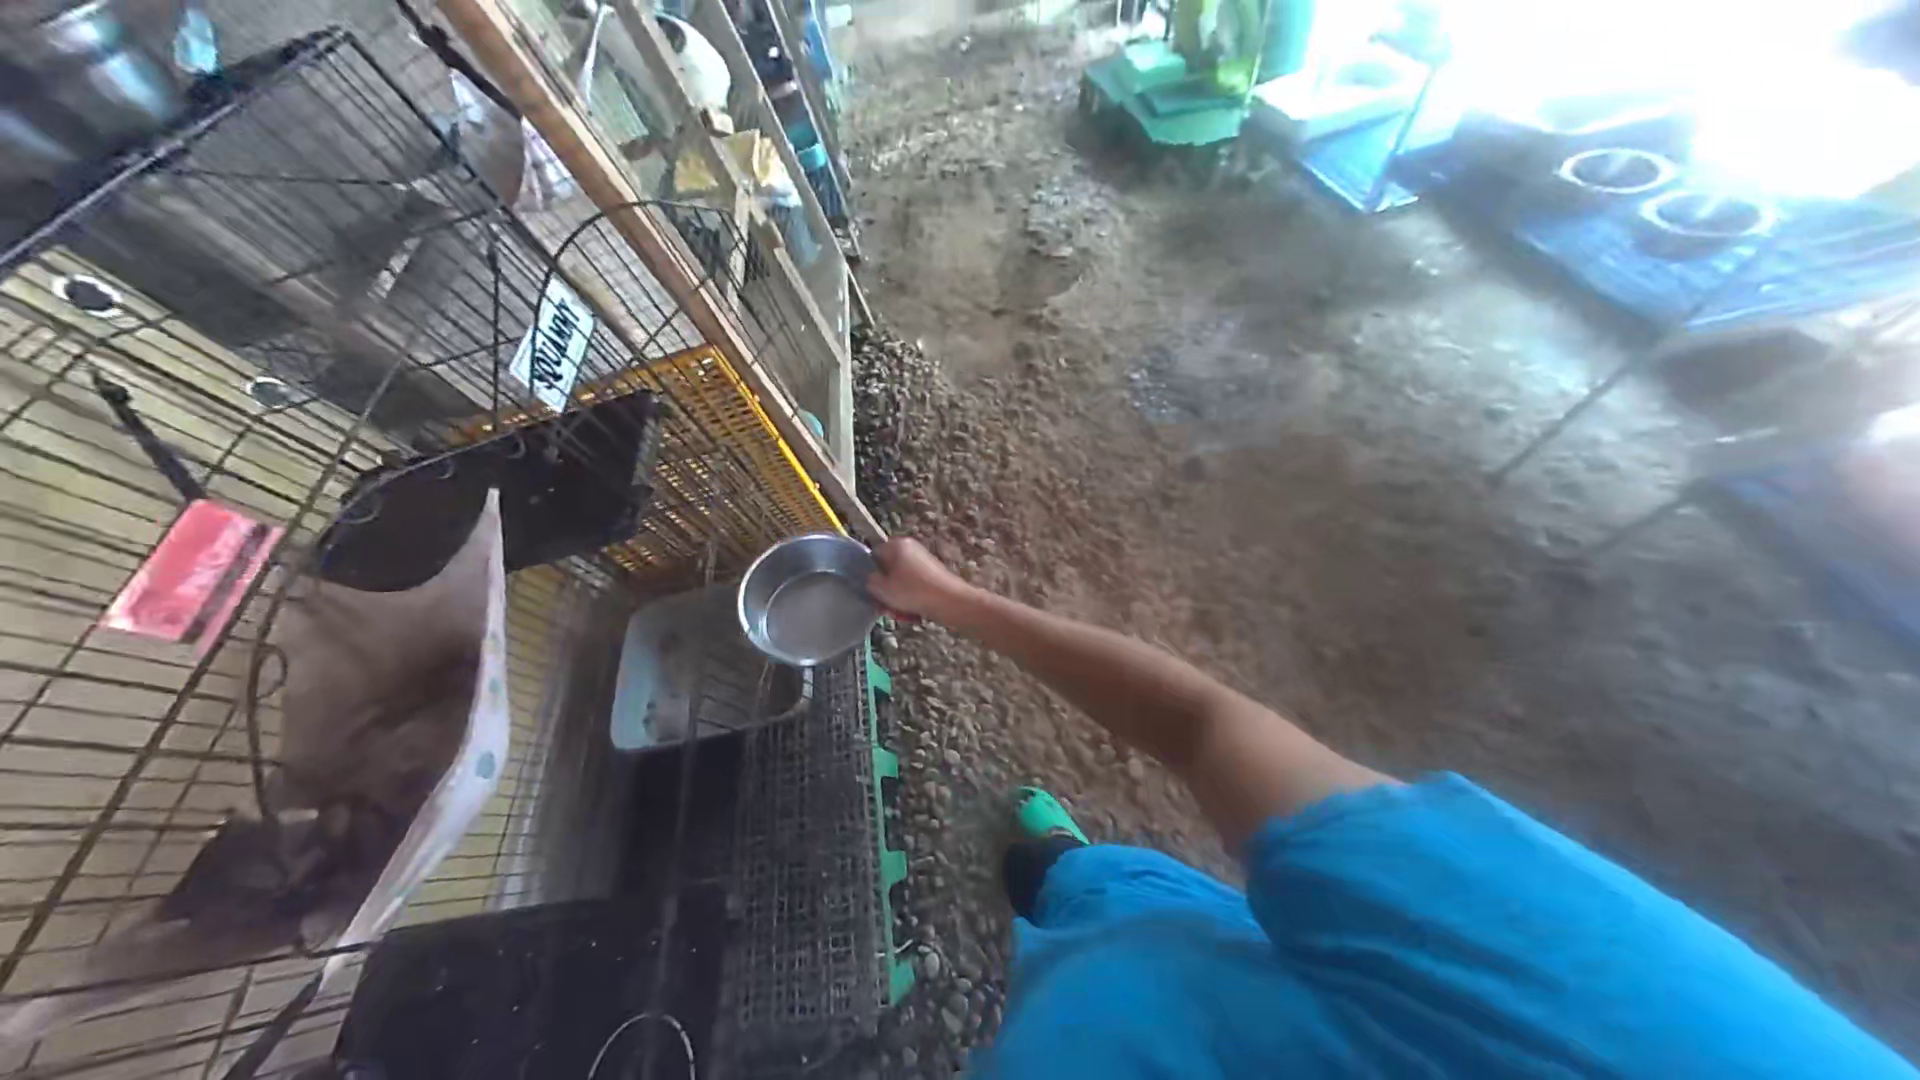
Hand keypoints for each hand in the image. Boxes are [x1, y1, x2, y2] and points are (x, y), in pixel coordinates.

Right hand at [867, 538, 976, 622]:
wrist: (951, 602)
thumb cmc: (913, 592)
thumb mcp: (881, 588)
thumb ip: (870, 581)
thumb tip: (874, 579)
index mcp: (897, 545)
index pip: (874, 556)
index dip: (871, 575)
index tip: (874, 591)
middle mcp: (911, 549)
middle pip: (889, 572)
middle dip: (886, 593)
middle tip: (886, 608)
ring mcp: (923, 563)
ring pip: (901, 584)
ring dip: (898, 602)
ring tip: (902, 615)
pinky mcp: (933, 578)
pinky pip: (915, 589)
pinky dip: (912, 602)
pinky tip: (914, 615)